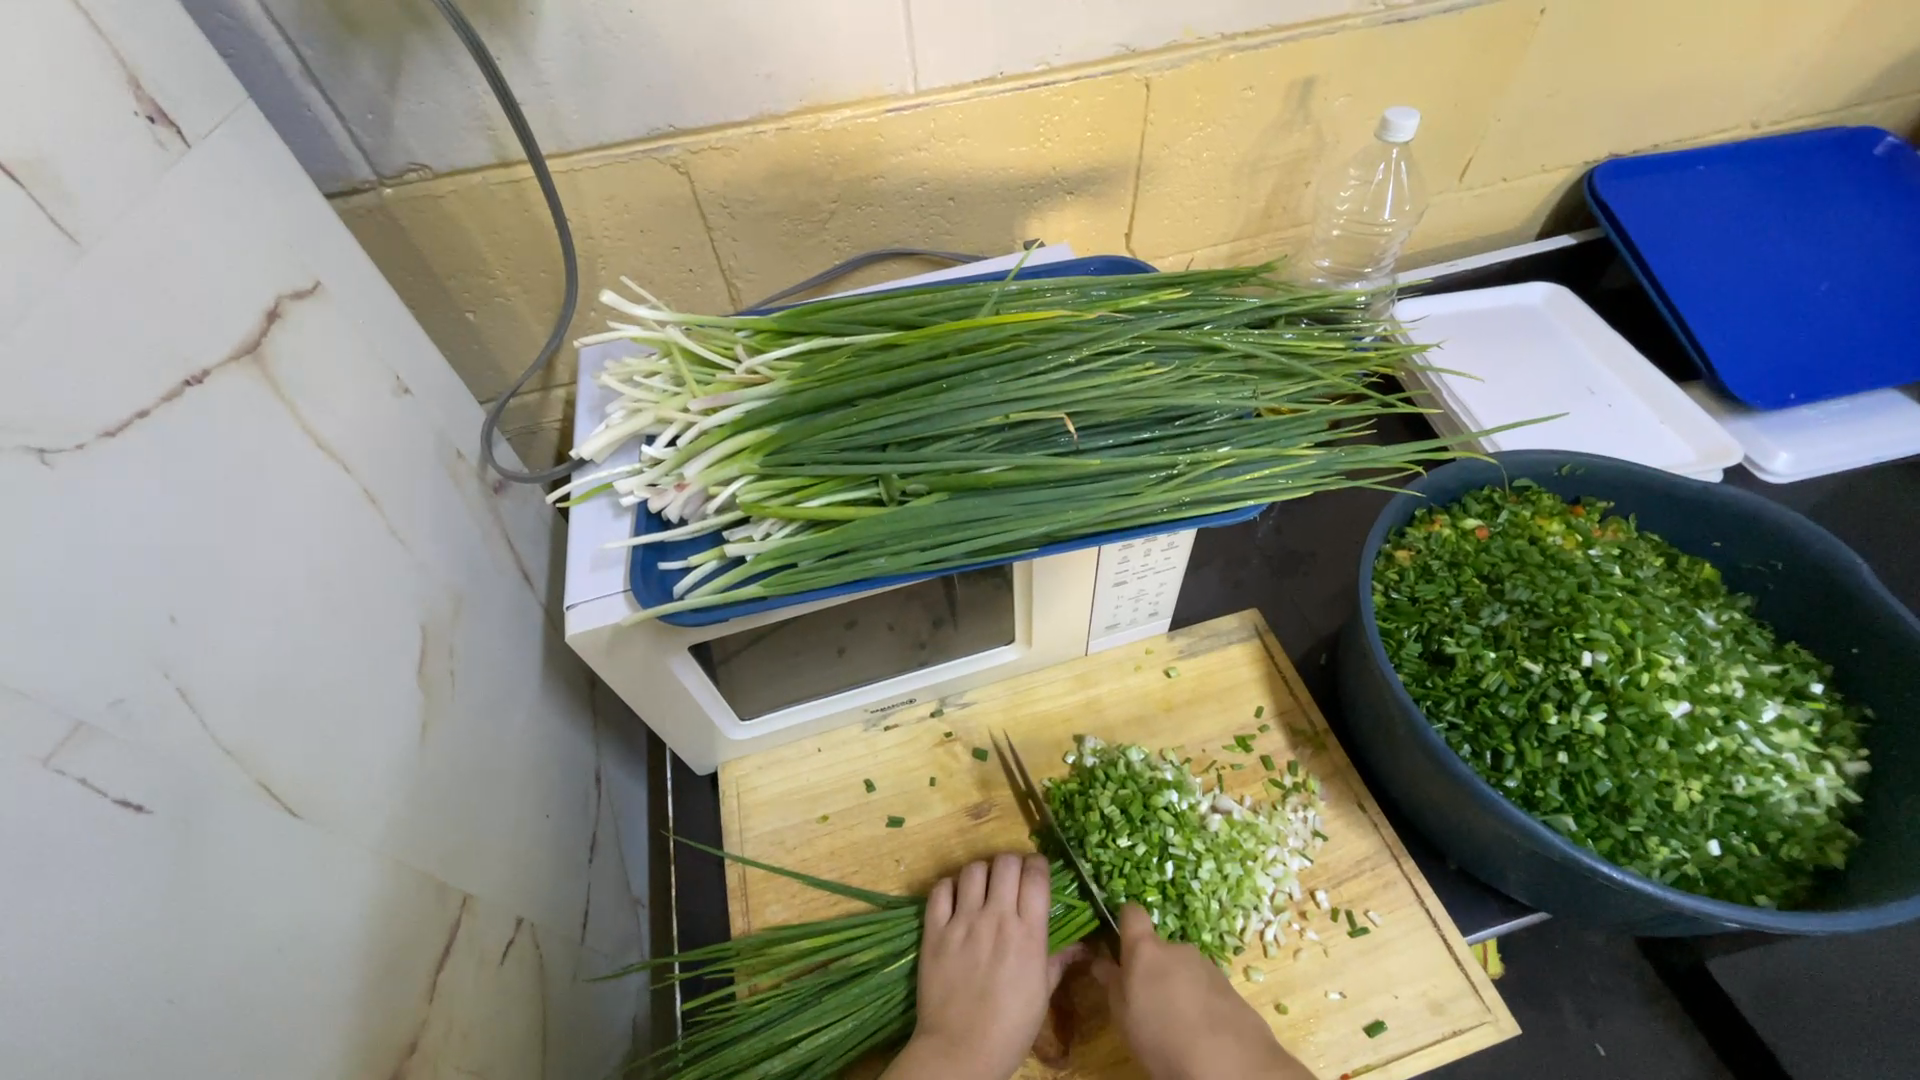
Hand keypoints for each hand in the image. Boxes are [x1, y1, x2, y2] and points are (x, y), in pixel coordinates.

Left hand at [882, 854, 1080, 1079]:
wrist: (961, 1051)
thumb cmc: (1010, 1028)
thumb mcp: (1042, 995)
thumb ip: (1058, 961)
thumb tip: (1082, 946)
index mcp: (1028, 934)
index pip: (1036, 876)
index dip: (1038, 865)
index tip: (1037, 870)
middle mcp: (996, 919)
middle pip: (1005, 863)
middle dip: (1012, 863)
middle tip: (1011, 877)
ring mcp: (963, 922)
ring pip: (973, 870)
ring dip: (981, 872)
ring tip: (983, 886)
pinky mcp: (935, 930)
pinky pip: (940, 890)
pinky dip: (949, 887)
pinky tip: (955, 898)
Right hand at [1091, 904, 1309, 1079]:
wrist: (1231, 1065)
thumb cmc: (1162, 1038)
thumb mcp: (1124, 1017)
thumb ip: (1112, 984)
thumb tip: (1100, 961)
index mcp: (1146, 950)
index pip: (1132, 913)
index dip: (1125, 923)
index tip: (1120, 944)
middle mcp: (1177, 948)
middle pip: (1159, 949)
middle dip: (1154, 970)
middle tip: (1150, 1006)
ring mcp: (1207, 965)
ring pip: (1183, 970)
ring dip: (1178, 988)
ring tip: (1178, 1026)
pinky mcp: (1230, 988)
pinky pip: (1206, 989)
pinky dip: (1201, 1004)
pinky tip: (1202, 1035)